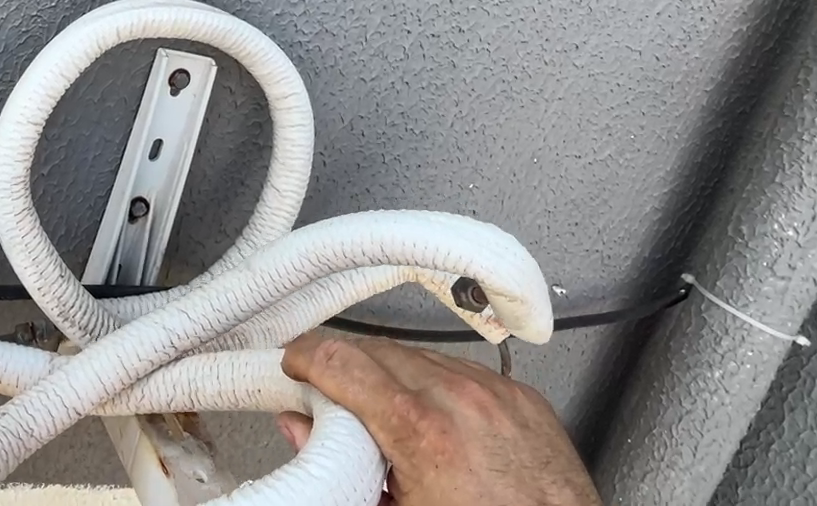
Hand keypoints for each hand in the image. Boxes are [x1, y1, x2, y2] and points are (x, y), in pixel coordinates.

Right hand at [278, 335, 600, 505]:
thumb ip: (335, 467)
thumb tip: (299, 427)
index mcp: (420, 428)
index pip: (338, 359)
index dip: (304, 356)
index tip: (294, 364)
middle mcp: (458, 397)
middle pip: (373, 350)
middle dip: (344, 366)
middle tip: (329, 393)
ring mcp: (494, 392)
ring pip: (414, 354)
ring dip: (389, 373)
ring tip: (385, 412)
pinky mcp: (522, 397)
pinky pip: (459, 368)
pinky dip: (436, 383)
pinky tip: (434, 415)